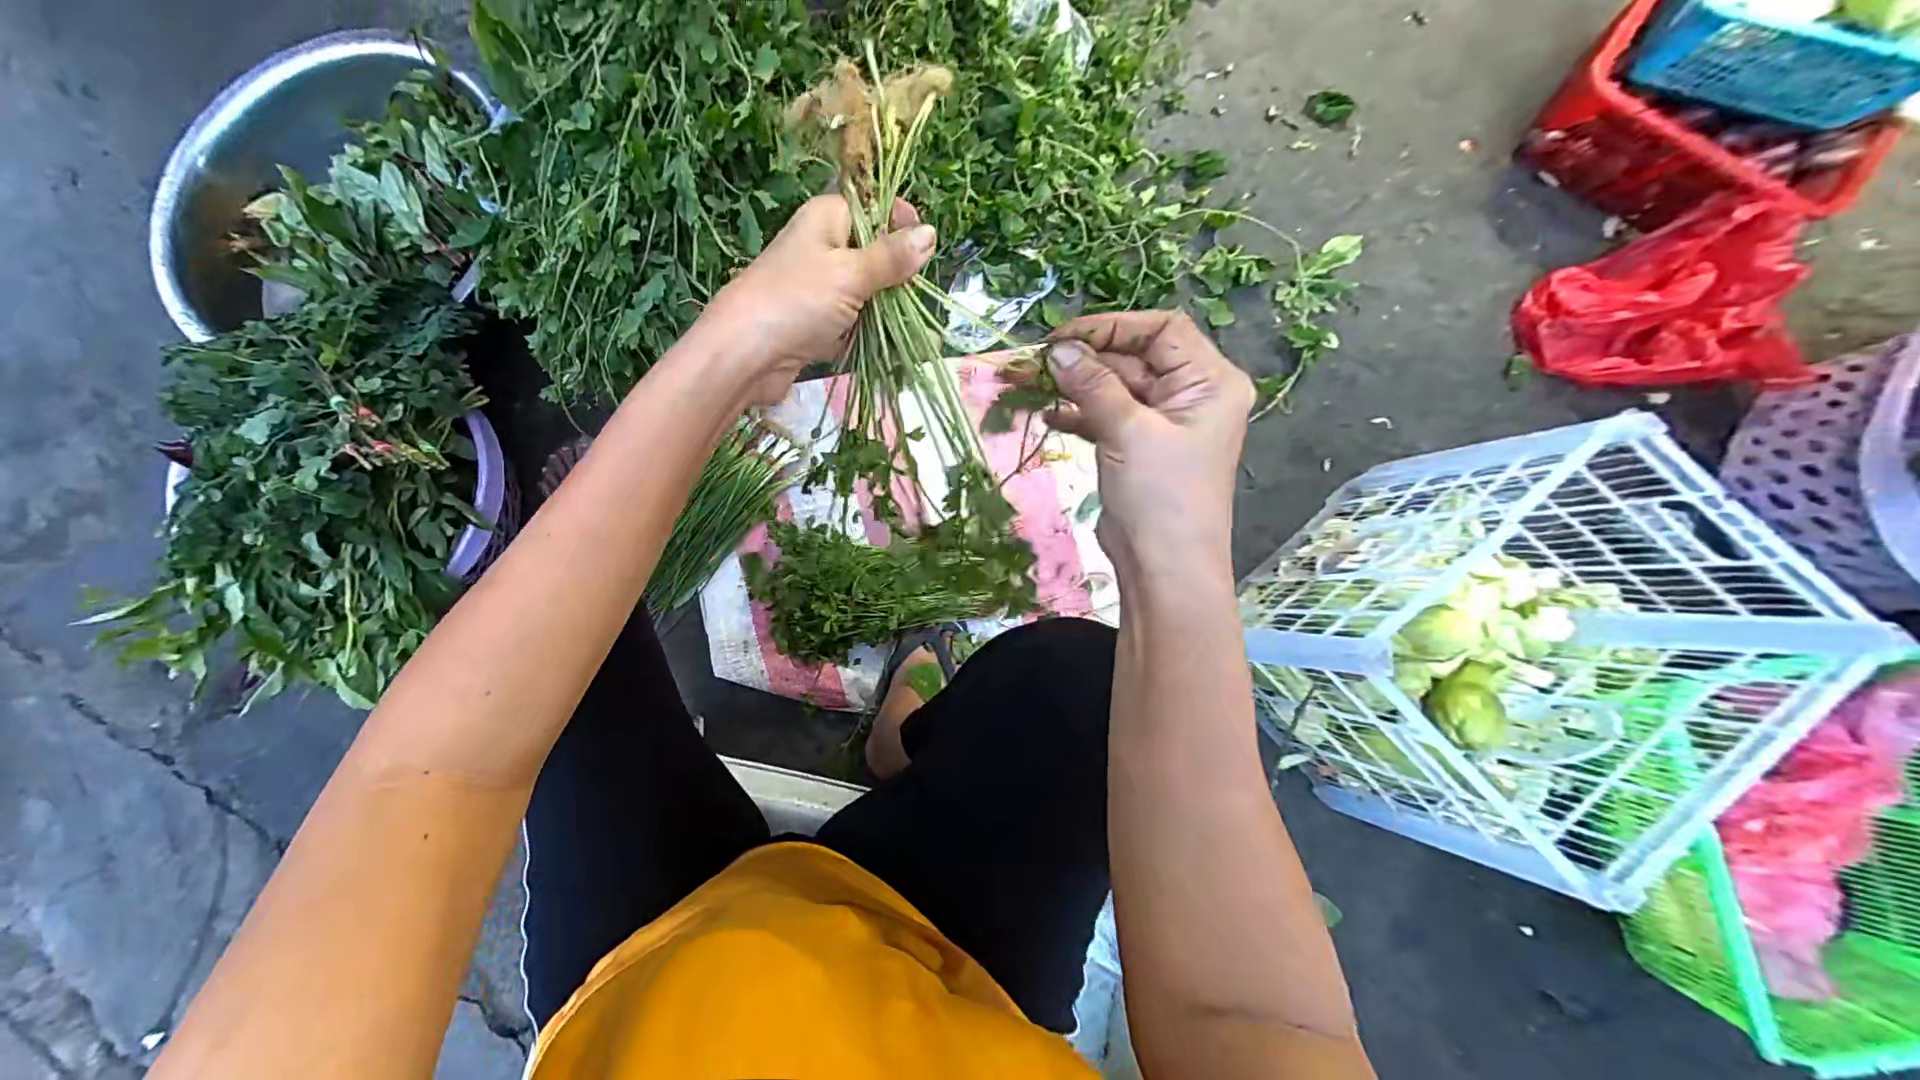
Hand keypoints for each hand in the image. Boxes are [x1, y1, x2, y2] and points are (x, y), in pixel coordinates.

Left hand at [688, 195, 934, 405]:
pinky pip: (853, 324)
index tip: (922, 249)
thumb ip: (892, 257)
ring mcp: (819, 289)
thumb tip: (930, 233)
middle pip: (875, 254)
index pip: (873, 208)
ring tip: (898, 326)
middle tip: (909, 296)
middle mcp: (822, 248)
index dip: (900, 223)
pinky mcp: (816, 324)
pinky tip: (878, 345)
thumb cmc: (797, 301)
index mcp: (827, 219)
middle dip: (896, 277)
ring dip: (883, 311)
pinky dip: (865, 334)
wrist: (745, 355)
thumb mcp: (851, 273)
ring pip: (867, 293)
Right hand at [1044, 311, 1253, 573]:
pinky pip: (1106, 417)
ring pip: (1114, 389)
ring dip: (1074, 386)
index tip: (1064, 336)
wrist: (1164, 568)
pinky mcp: (1138, 448)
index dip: (1112, 327)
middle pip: (1134, 359)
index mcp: (1209, 381)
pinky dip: (1078, 414)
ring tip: (1029, 384)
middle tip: (1035, 362)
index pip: (1162, 331)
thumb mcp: (1128, 431)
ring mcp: (1163, 424)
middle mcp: (1191, 396)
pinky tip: (1047, 413)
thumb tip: (1057, 350)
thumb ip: (1093, 384)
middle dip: (1084, 360)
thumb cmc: (1161, 496)